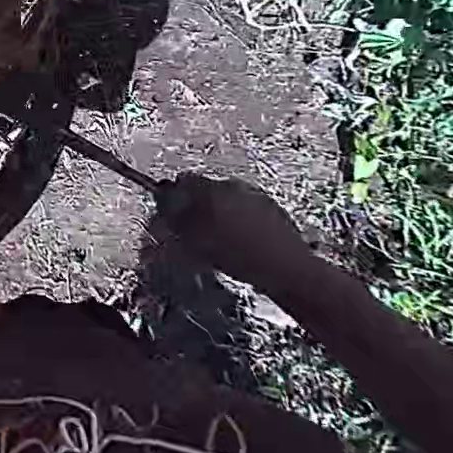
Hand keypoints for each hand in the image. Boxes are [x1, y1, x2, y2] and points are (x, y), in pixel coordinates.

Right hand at [157, 174, 315, 293]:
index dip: (174, 196)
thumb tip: (162, 212)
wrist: (290, 271)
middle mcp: (233, 185)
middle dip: (199, 205)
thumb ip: (174, 223)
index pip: (183, 180)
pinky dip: (242, 219)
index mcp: (210, 189)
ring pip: (228, 198)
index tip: (172, 213)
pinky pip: (248, 208)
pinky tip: (244, 242)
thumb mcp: (195, 243)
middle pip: (206, 188)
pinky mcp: (275, 209)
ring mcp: (256, 195)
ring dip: (221, 212)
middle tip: (196, 229)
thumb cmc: (238, 257)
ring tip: (222, 238)